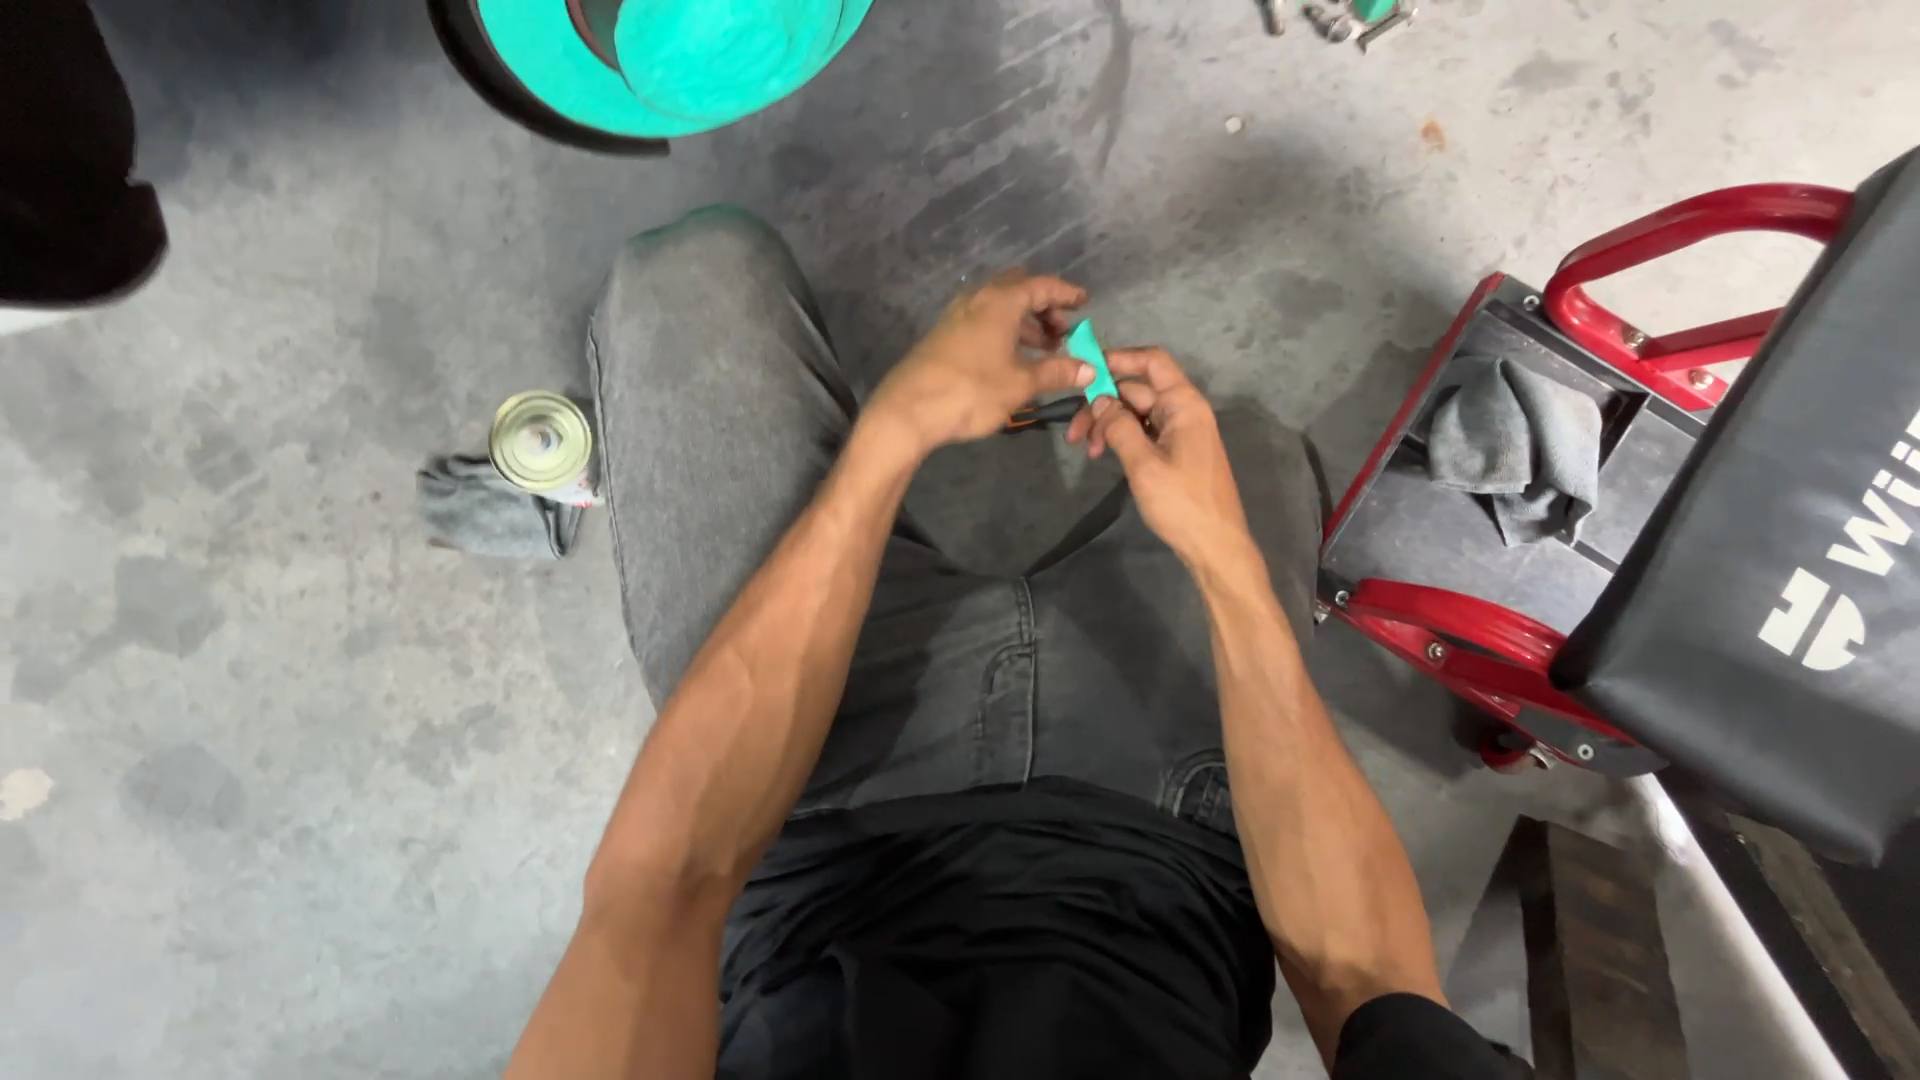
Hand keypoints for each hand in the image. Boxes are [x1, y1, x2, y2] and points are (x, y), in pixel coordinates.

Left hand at [863, 271, 1091, 456]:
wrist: (909, 410)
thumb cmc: (972, 391)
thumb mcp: (1021, 384)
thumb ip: (1056, 372)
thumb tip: (1089, 369)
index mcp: (1000, 302)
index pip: (1041, 285)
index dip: (1065, 293)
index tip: (1084, 302)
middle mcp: (977, 299)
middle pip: (1017, 290)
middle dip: (1042, 307)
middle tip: (1060, 332)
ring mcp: (956, 316)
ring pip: (998, 307)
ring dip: (1023, 323)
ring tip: (1042, 351)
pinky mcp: (943, 336)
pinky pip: (982, 322)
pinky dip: (1002, 332)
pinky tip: (1009, 359)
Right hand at [1066, 348, 1258, 571]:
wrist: (1215, 545)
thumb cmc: (1182, 503)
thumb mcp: (1144, 465)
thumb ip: (1119, 427)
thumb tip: (1099, 400)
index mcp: (1184, 405)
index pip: (1151, 362)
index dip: (1118, 359)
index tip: (1084, 370)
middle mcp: (1183, 411)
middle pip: (1136, 390)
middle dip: (1102, 404)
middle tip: (1074, 432)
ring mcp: (1180, 432)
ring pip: (1135, 413)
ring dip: (1108, 424)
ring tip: (1087, 450)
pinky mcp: (1175, 451)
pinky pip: (1143, 432)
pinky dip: (1121, 438)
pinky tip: (1103, 454)